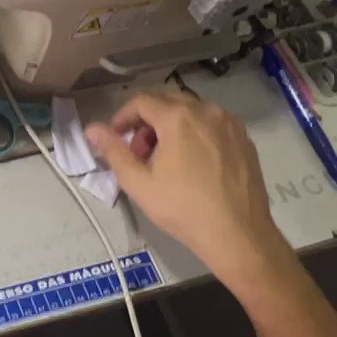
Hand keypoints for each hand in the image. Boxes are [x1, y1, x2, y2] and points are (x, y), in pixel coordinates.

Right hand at [86, 90, 291, 274]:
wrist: (238, 234)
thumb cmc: (182, 208)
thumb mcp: (138, 182)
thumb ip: (113, 150)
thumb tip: (92, 128)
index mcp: (178, 118)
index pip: (141, 102)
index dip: (122, 117)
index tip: (115, 138)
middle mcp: (207, 111)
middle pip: (166, 102)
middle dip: (146, 122)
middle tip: (138, 152)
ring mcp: (230, 124)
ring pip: (191, 112)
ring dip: (170, 126)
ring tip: (164, 159)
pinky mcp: (244, 138)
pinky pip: (212, 124)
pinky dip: (194, 133)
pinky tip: (191, 162)